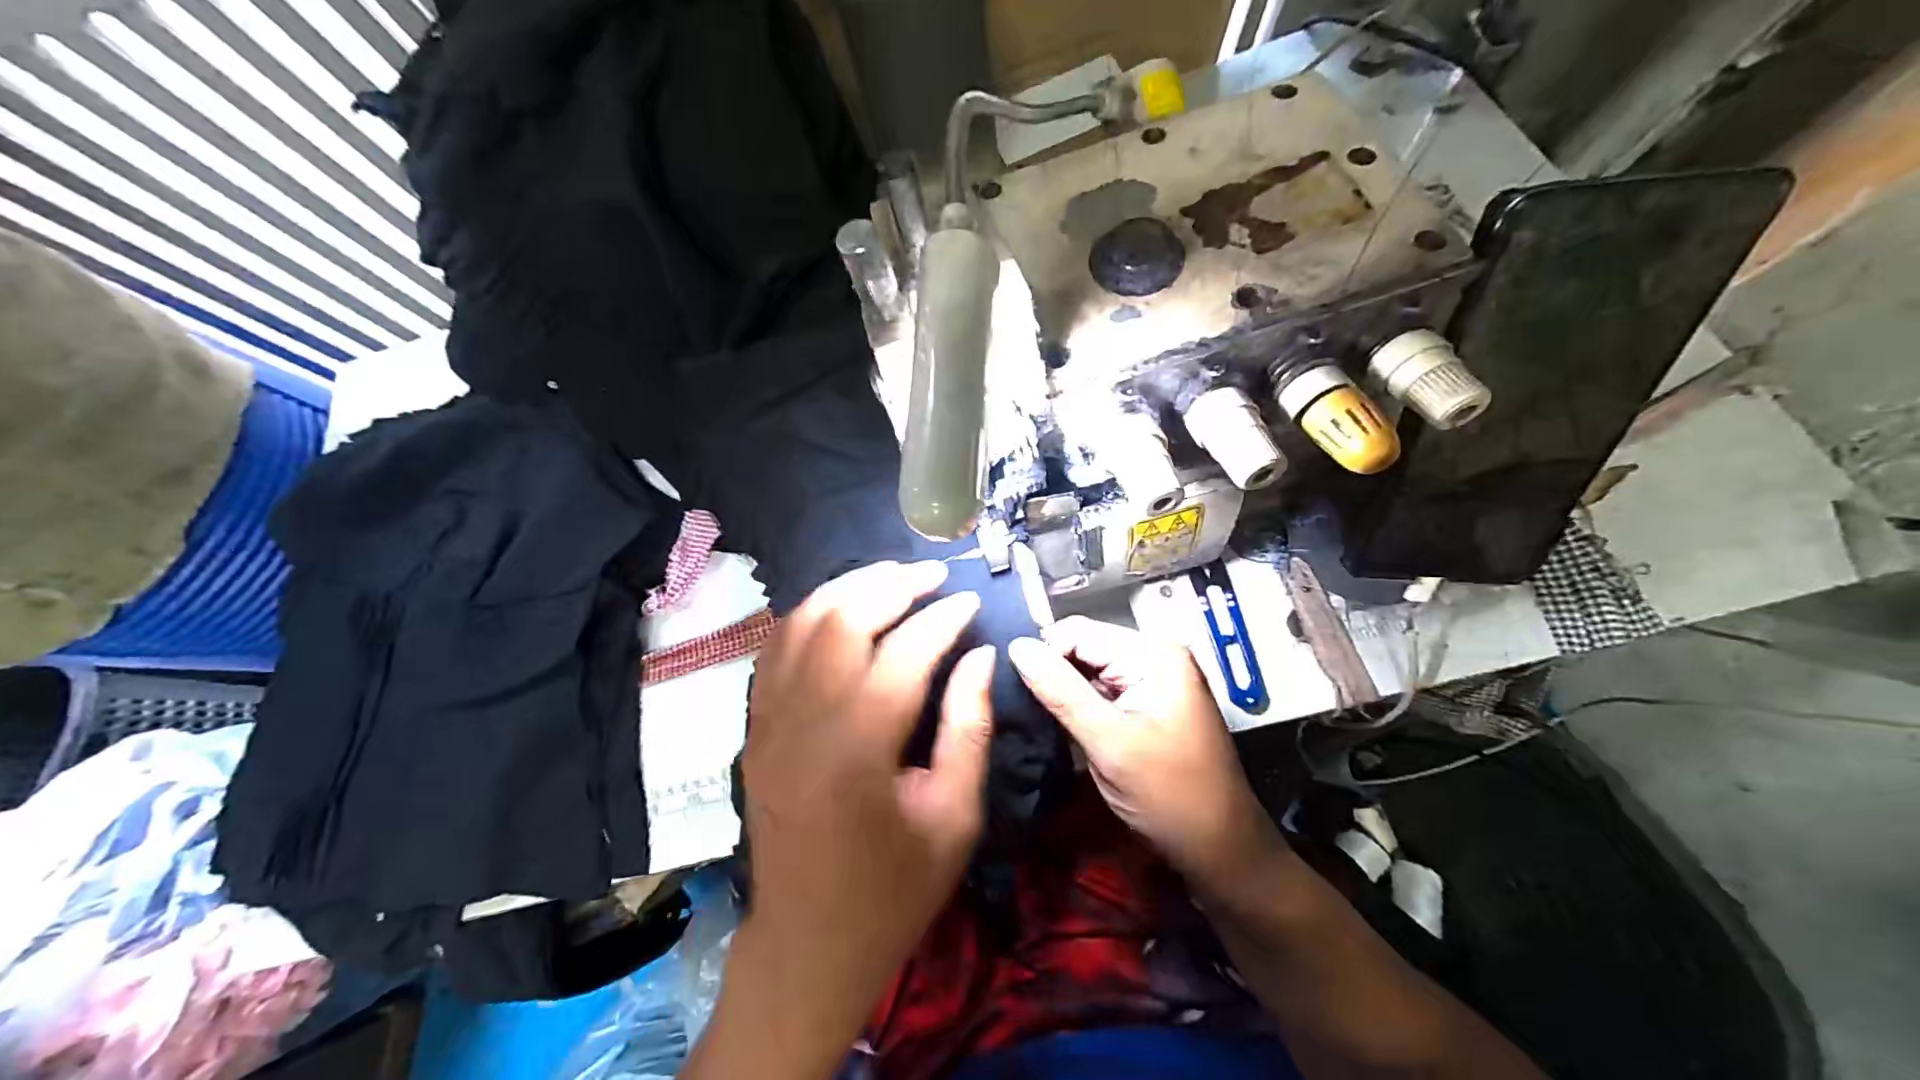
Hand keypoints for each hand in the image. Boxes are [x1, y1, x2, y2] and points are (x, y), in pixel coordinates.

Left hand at [728, 560, 993, 1056]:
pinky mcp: (754, 728)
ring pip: (802, 623)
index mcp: (860, 748)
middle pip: (844, 619)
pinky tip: (842, 609)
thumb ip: (969, 727)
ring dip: (849, 589)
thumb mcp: (955, 816)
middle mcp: (804, 720)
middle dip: (894, 585)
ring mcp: (769, 721)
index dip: (944, 618)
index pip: (906, 651)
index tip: (973, 603)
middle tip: (935, 575)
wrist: (807, 943)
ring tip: (893, 578)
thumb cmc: (893, 890)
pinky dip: (810, 616)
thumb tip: (980, 656)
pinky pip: (776, 649)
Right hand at [1007, 616, 1278, 885]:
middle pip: (1084, 648)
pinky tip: (1061, 724)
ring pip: (1088, 672)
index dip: (1043, 653)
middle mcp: (1155, 658)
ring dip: (1063, 691)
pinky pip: (1100, 692)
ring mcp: (1152, 682)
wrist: (1219, 849)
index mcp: (1154, 654)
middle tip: (1020, 703)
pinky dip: (1079, 706)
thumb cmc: (1170, 795)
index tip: (1012, 684)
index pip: (1080, 632)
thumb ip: (1060, 690)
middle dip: (1052, 672)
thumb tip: (1017, 647)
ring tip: (1035, 714)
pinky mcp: (1145, 706)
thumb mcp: (1108, 741)